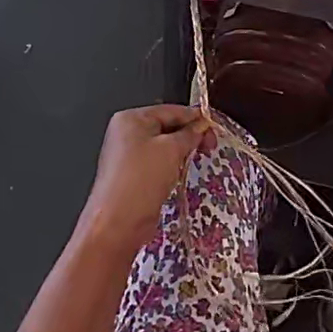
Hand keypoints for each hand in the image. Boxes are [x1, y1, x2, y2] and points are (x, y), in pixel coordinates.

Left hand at [77, 105, 213, 252]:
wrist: (119, 221)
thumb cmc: (142, 179)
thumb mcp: (171, 150)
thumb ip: (189, 134)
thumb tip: (201, 125)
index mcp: (131, 118)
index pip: (169, 110)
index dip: (194, 117)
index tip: (213, 126)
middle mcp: (126, 132)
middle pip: (166, 126)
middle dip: (189, 134)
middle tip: (210, 145)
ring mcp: (127, 154)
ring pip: (163, 145)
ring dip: (182, 150)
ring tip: (199, 157)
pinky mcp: (133, 173)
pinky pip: (157, 161)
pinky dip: (172, 164)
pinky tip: (183, 170)